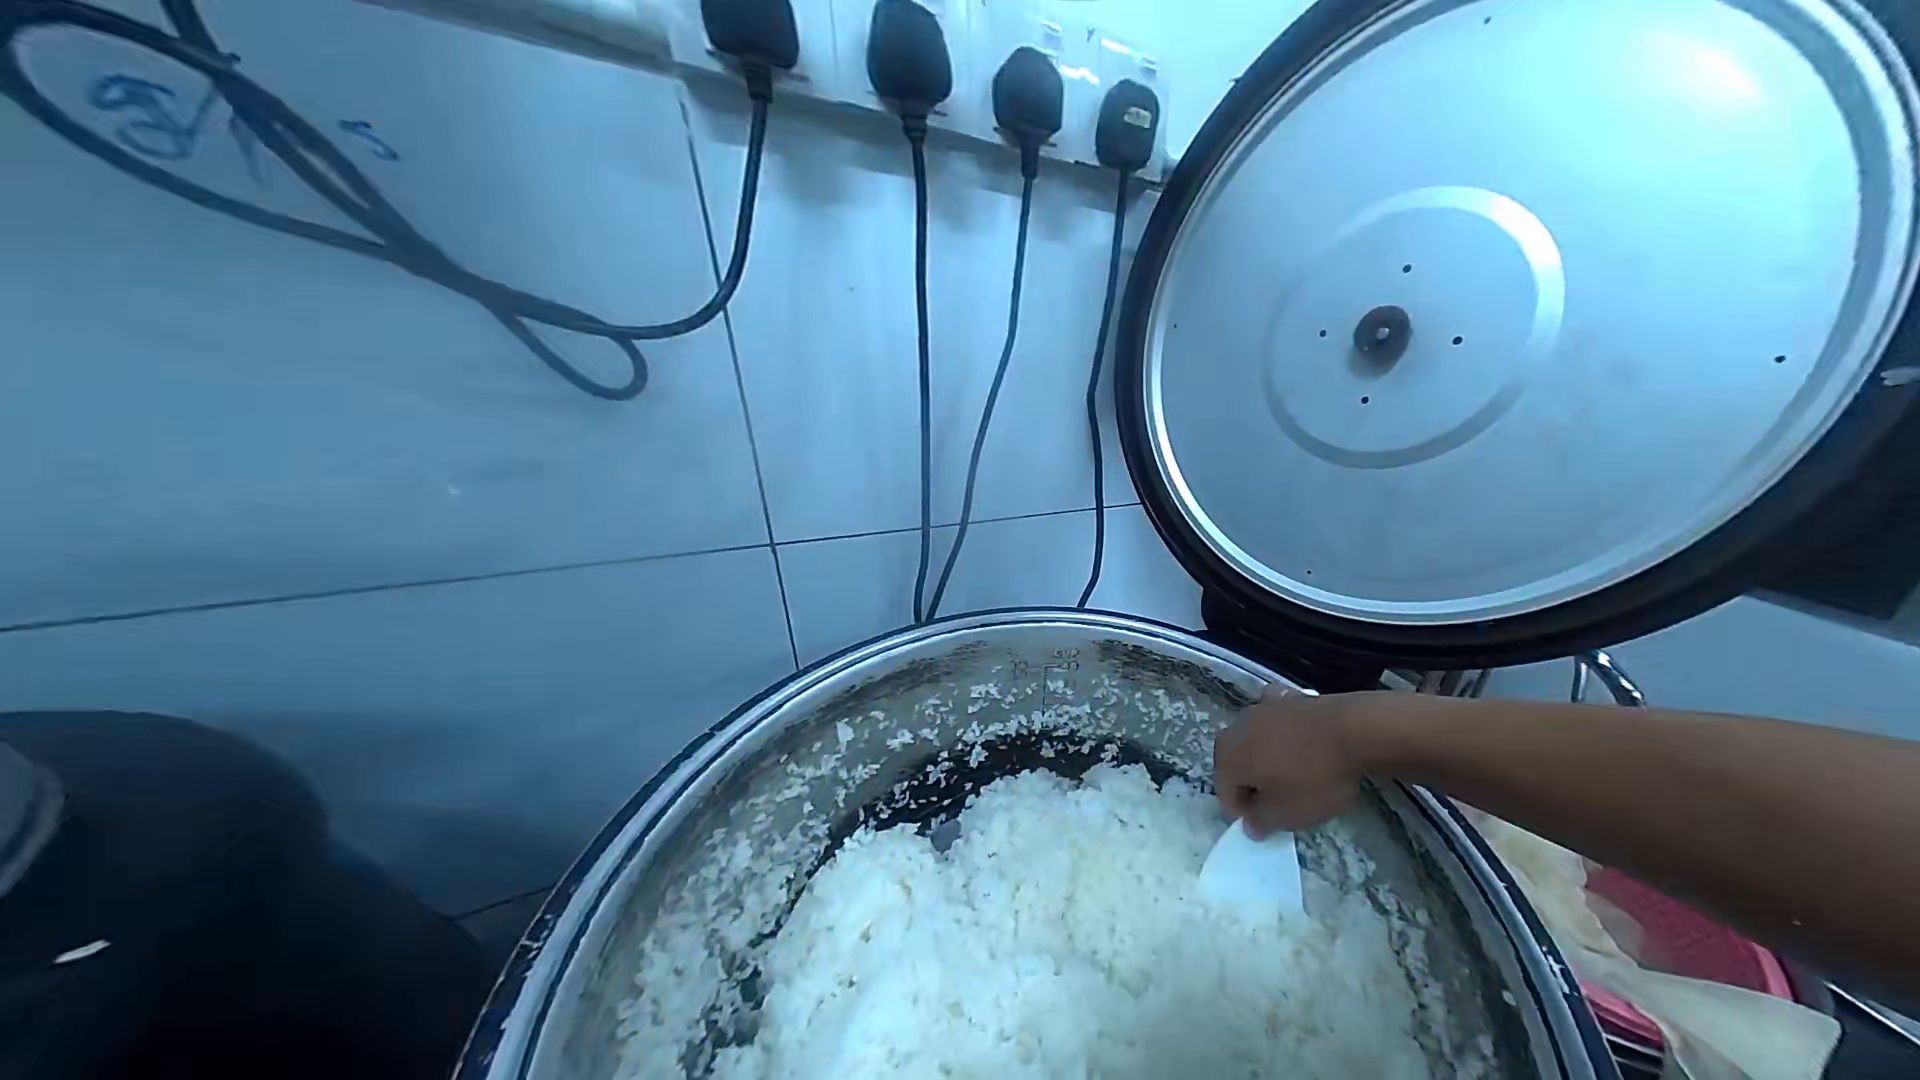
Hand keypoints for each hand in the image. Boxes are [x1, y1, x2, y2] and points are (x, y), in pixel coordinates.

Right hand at [1214, 687, 1387, 837]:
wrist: (1352, 729)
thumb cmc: (1316, 776)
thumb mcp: (1290, 813)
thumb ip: (1262, 822)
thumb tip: (1249, 824)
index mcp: (1227, 759)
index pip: (1227, 795)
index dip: (1247, 814)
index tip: (1272, 824)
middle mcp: (1233, 730)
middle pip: (1237, 765)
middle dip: (1253, 783)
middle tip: (1284, 799)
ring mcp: (1257, 709)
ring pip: (1254, 740)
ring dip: (1266, 756)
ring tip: (1297, 770)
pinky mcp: (1282, 696)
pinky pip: (1275, 717)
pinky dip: (1281, 727)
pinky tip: (1298, 735)